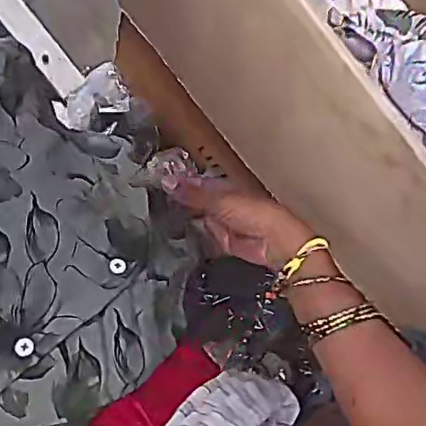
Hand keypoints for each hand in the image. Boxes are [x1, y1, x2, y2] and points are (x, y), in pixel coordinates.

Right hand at [162, 176, 315, 270]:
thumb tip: (168, 182)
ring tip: (157, 220)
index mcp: (222, 187)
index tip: (153, 182)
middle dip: (176, 203)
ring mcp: (221, 224)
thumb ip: (192, 194)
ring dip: (182, 222)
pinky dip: (191, 239)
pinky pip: (202, 239)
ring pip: (195, 221)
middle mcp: (220, 204)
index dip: (176, 183)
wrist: (274, 243)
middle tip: (151, 203)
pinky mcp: (221, 242)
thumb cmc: (256, 214)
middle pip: (192, 203)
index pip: (193, 183)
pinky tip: (175, 239)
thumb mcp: (219, 200)